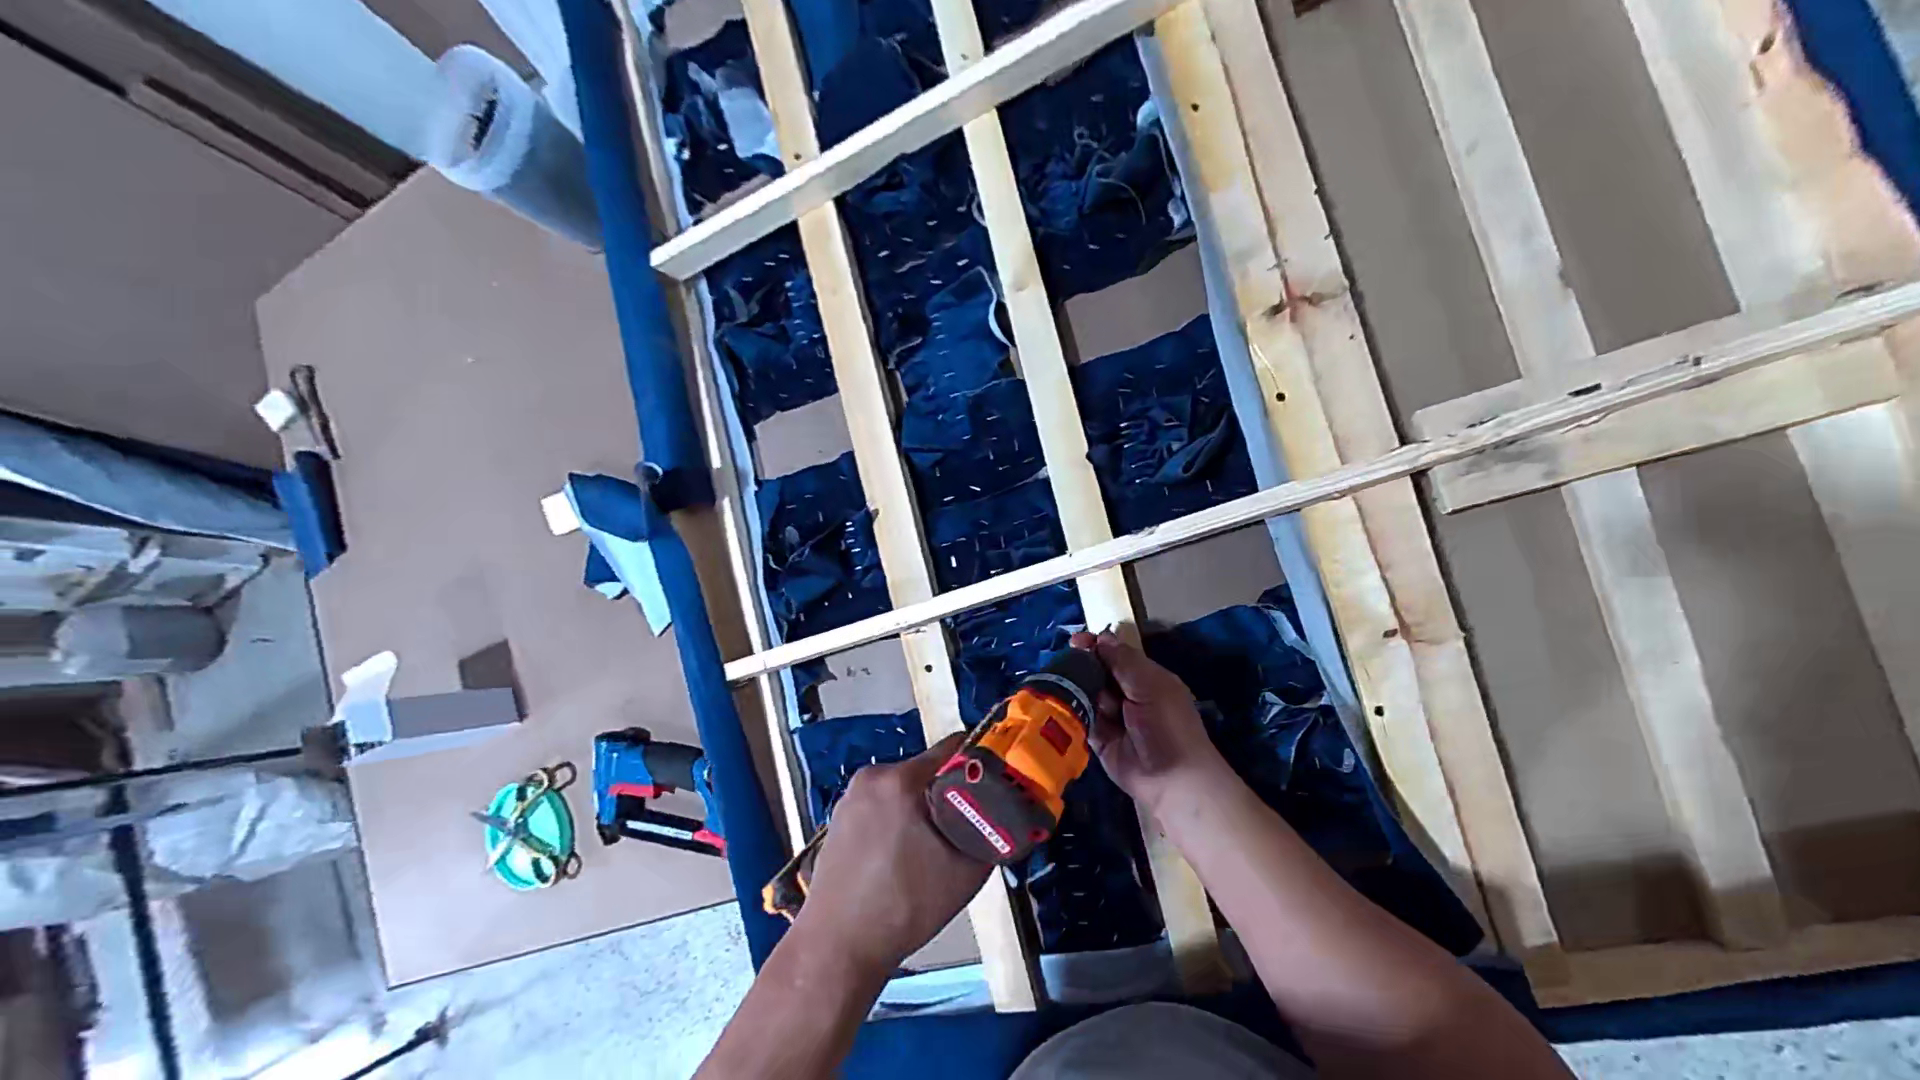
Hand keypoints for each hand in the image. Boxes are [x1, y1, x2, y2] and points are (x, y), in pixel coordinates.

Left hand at [791, 733, 990, 974]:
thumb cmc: (903, 907)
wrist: (838, 948)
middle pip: (926, 771)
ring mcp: (850, 798)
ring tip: (933, 851)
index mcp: (898, 780)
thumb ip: (992, 834)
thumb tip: (1008, 819)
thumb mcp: (965, 872)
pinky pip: (882, 808)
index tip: (995, 785)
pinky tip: (903, 859)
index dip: (979, 764)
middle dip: (950, 794)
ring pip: (904, 791)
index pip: (952, 748)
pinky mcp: (839, 819)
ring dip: (923, 810)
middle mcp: (871, 777)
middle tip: (966, 829)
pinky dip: (898, 823)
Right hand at [1074, 630, 1232, 812]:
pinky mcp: (1098, 736)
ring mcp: (1111, 715)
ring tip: (1084, 700)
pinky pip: (1081, 716)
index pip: (1115, 653)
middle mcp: (1127, 693)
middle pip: (1097, 671)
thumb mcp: (1151, 685)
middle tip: (1070, 666)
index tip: (1077, 641)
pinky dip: (1076, 711)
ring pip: (1086, 692)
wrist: (1172, 779)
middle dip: (1084, 667)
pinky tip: (1071, 708)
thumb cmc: (1168, 726)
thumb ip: (1124, 661)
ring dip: (1083, 691)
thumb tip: (1102, 637)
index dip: (1097, 646)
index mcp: (1145, 677)